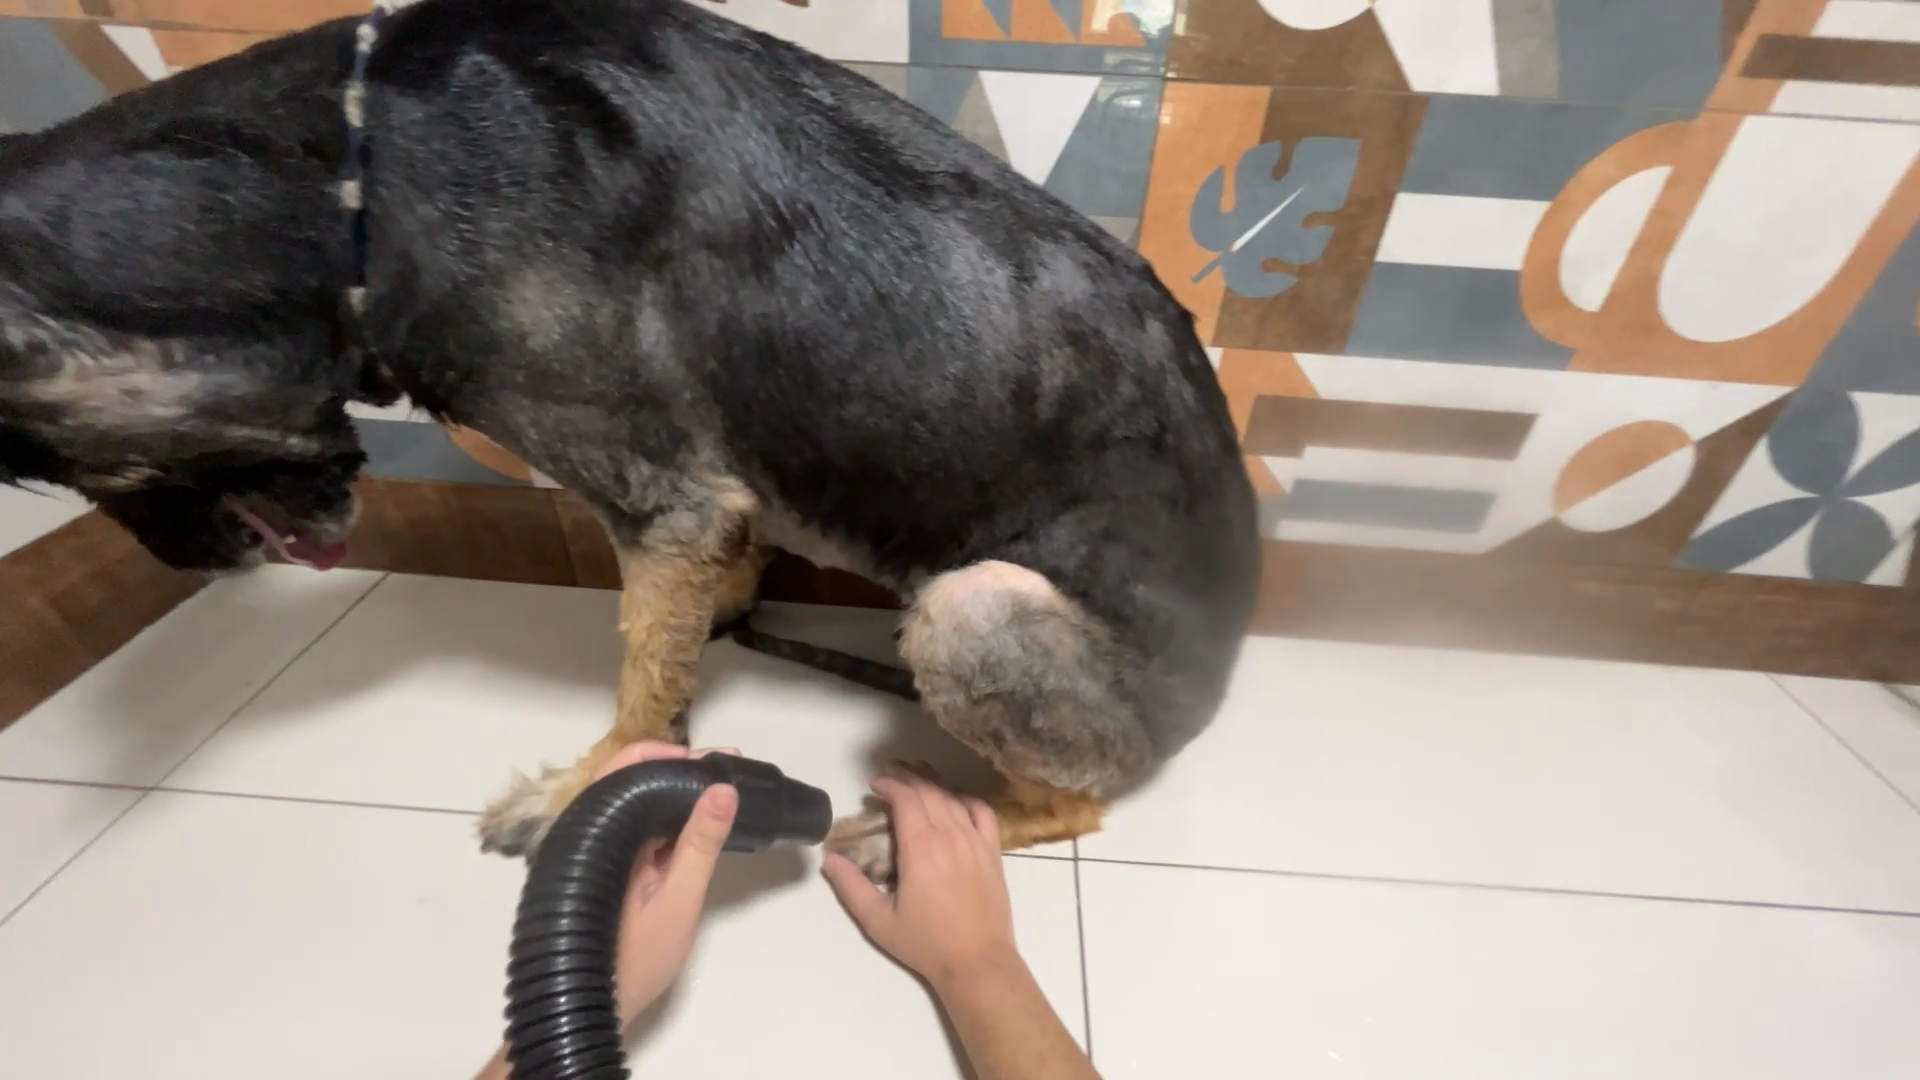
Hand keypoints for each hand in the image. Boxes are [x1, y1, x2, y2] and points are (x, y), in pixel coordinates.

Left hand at [592, 742, 739, 1025]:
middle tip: (727, 765)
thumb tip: (725, 789)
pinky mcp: (613, 867)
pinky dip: (672, 814)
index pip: (629, 771)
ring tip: (722, 785)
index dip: (670, 755)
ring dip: (679, 789)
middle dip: (681, 767)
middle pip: (633, 779)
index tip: (713, 758)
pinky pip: (641, 825)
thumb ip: (701, 843)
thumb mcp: (678, 899)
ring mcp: (603, 852)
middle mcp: (595, 834)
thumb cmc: (635, 959)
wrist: (596, 1012)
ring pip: (639, 801)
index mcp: (602, 834)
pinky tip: (701, 816)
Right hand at [822, 766, 1018, 992]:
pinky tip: (955, 799)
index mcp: (921, 847)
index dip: (890, 785)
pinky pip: (982, 812)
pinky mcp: (992, 850)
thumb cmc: (926, 943)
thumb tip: (829, 859)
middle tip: (892, 775)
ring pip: (952, 798)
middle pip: (928, 792)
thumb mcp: (879, 921)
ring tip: (918, 777)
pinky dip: (966, 799)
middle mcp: (949, 835)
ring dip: (933, 783)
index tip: (875, 785)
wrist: (977, 962)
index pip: (905, 799)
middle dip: (908, 778)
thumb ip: (852, 887)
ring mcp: (974, 840)